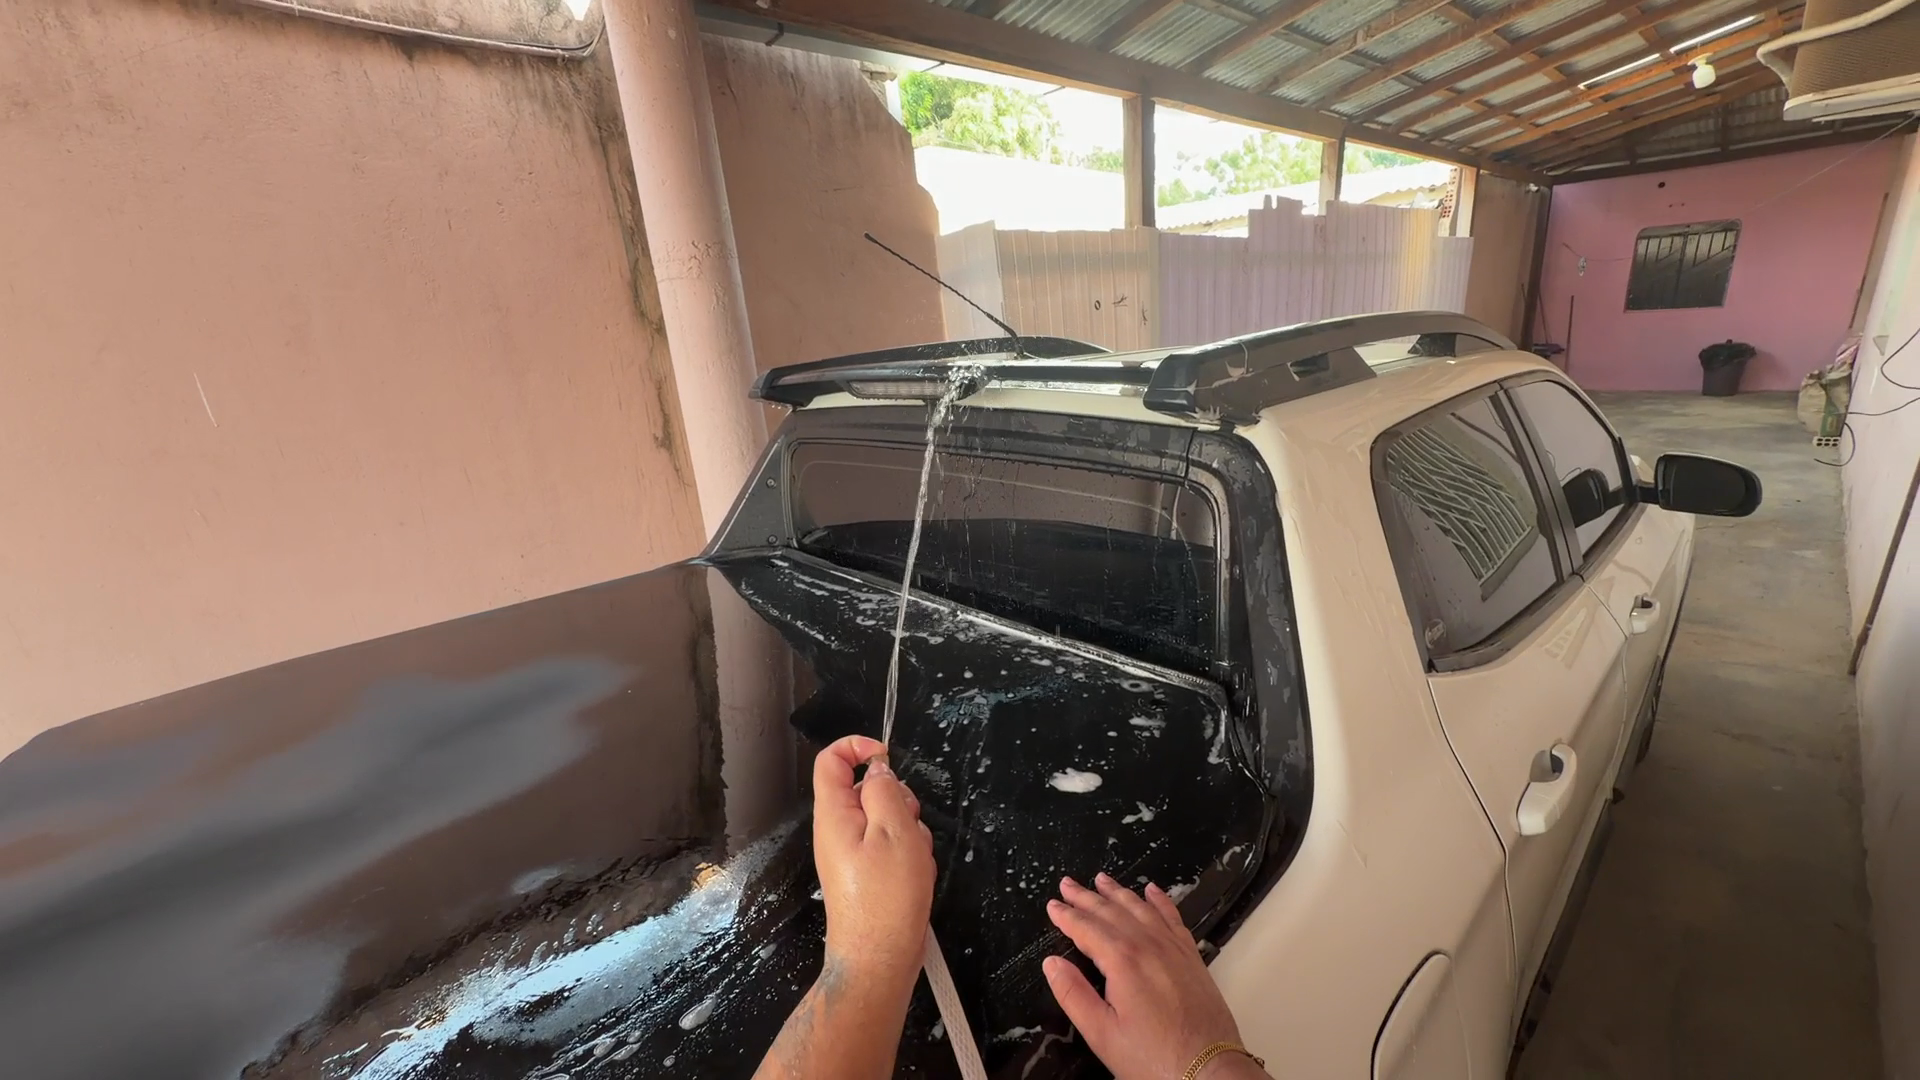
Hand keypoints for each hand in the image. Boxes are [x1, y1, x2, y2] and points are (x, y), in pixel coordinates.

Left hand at [811, 736, 934, 989]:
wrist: (880, 961)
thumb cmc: (886, 897)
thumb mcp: (893, 832)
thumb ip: (885, 791)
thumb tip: (879, 770)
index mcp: (835, 814)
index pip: (831, 760)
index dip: (857, 747)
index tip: (887, 757)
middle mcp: (839, 829)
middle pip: (869, 788)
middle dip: (899, 799)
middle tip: (907, 826)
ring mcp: (855, 851)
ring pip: (888, 817)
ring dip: (909, 831)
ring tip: (912, 860)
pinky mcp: (871, 871)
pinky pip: (894, 844)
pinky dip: (909, 853)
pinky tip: (915, 876)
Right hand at [1042, 874, 1267, 1079]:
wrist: (1211, 1074)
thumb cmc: (1153, 1059)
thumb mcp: (1103, 1035)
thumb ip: (1074, 995)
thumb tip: (1051, 962)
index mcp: (1121, 960)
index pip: (1086, 928)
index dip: (1066, 916)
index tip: (1052, 905)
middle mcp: (1146, 944)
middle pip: (1110, 911)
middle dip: (1085, 897)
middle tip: (1067, 883)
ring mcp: (1171, 946)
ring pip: (1139, 908)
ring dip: (1117, 891)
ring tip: (1101, 878)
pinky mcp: (1191, 955)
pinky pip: (1172, 917)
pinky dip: (1160, 900)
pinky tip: (1152, 890)